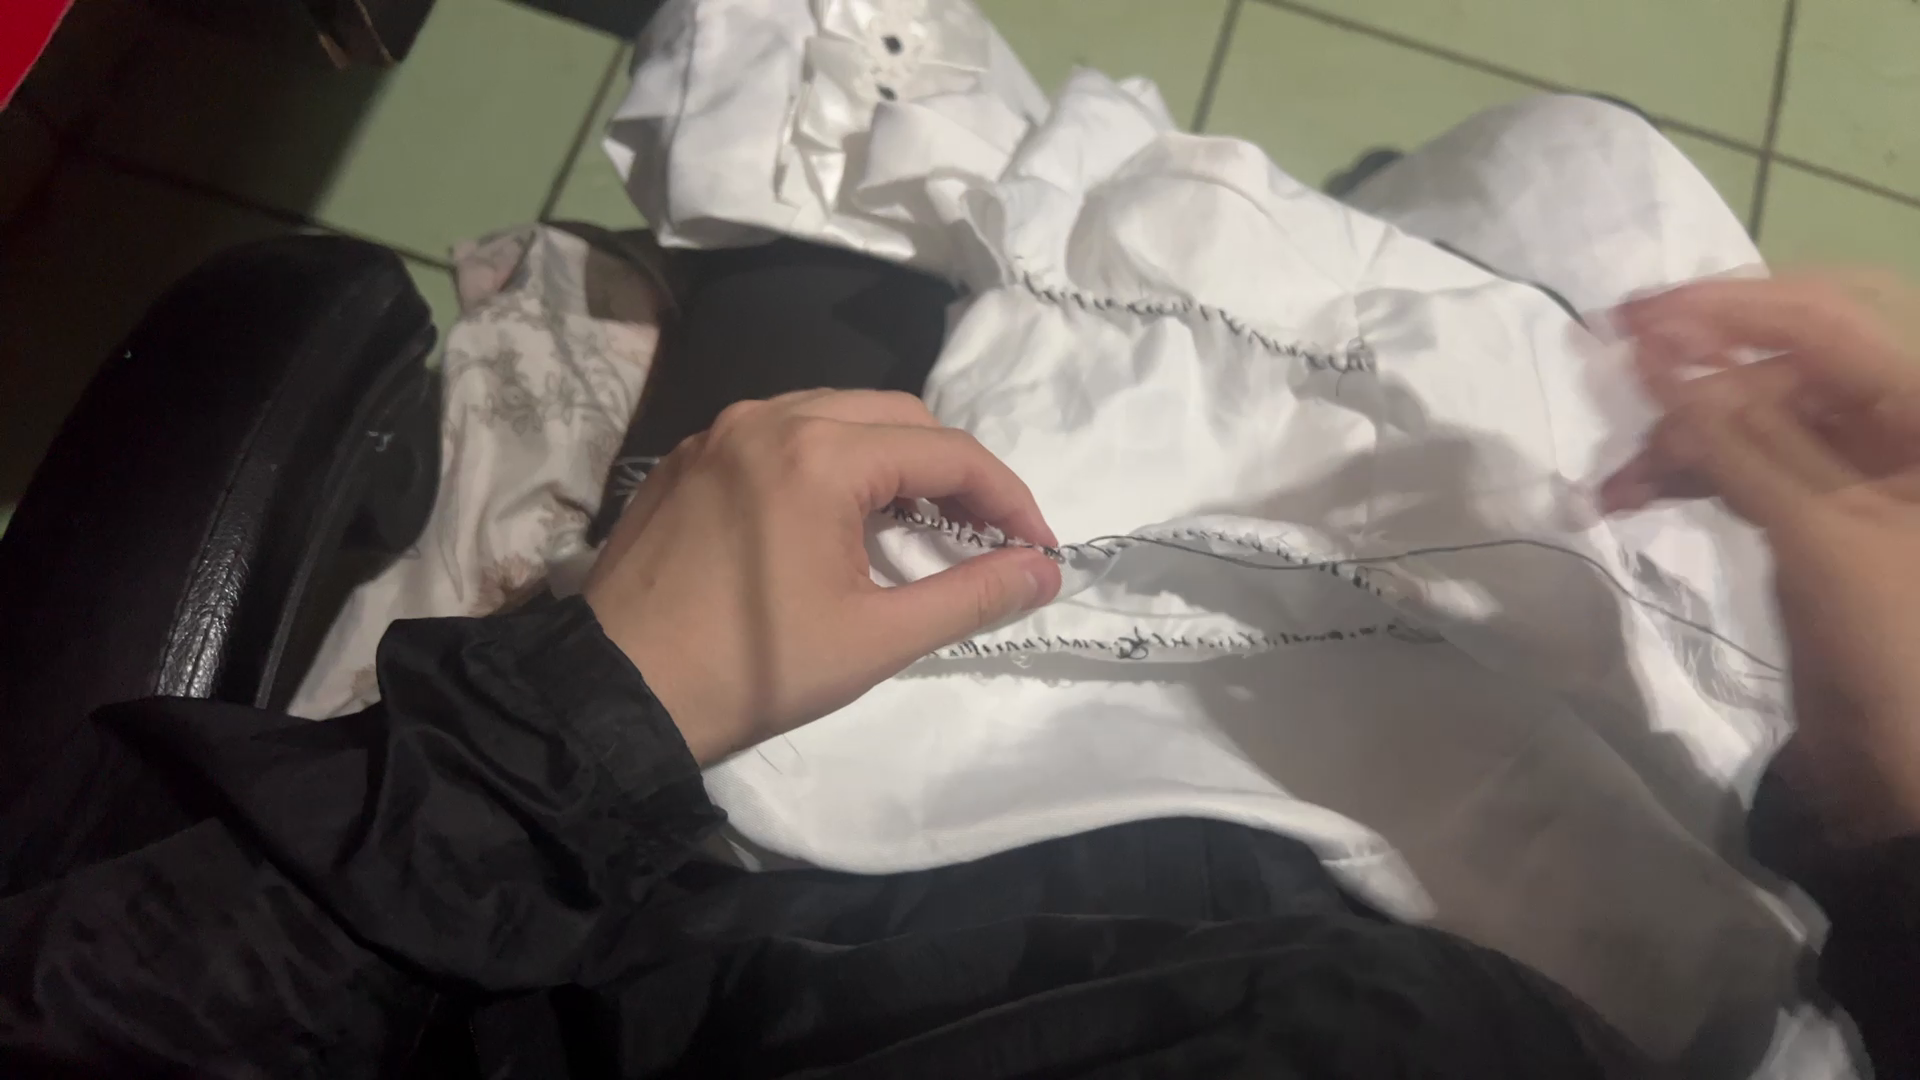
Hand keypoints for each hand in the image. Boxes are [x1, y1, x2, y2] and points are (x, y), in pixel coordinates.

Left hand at [584, 390, 1061, 765]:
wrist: (614, 698)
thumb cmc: (754, 671)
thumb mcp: (877, 640)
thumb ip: (972, 595)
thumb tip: (1044, 571)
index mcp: (818, 455)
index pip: (948, 452)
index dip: (1008, 497)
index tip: (1037, 545)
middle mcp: (771, 417)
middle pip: (899, 417)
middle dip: (955, 472)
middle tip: (981, 532)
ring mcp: (724, 430)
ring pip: (843, 415)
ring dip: (896, 460)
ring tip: (919, 521)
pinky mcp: (694, 454)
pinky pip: (789, 433)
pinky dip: (837, 461)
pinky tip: (841, 513)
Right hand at [1600, 275, 1919, 843]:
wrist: (1917, 763)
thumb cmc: (1902, 646)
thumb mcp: (1822, 533)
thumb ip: (1739, 438)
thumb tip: (1655, 356)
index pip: (1828, 322)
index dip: (1725, 308)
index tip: (1620, 321)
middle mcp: (1910, 427)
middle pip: (1785, 364)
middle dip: (1690, 381)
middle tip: (1607, 398)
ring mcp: (1866, 469)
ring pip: (1751, 416)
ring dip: (1674, 440)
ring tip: (1612, 488)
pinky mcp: (1822, 508)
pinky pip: (1743, 461)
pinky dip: (1684, 471)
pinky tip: (1635, 495)